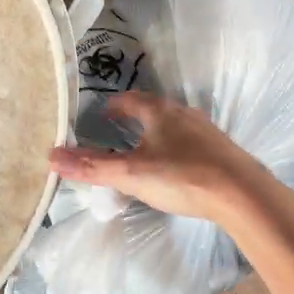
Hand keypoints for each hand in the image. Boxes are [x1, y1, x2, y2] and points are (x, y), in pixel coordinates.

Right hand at [48, 91, 271, 222]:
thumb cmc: (181, 176)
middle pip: (154, 110)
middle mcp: (183, 113)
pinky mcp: (221, 150)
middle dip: (136, 119)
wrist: (241, 193)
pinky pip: (192, 143)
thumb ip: (93, 167)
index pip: (130, 100)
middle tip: (120, 132)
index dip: (114, 107)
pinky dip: (178, 149)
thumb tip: (52, 156)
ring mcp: (206, 131)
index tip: (103, 116)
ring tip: (146, 150)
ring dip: (158, 133)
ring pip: (175, 126)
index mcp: (159, 111)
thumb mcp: (131, 174)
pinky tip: (178, 169)